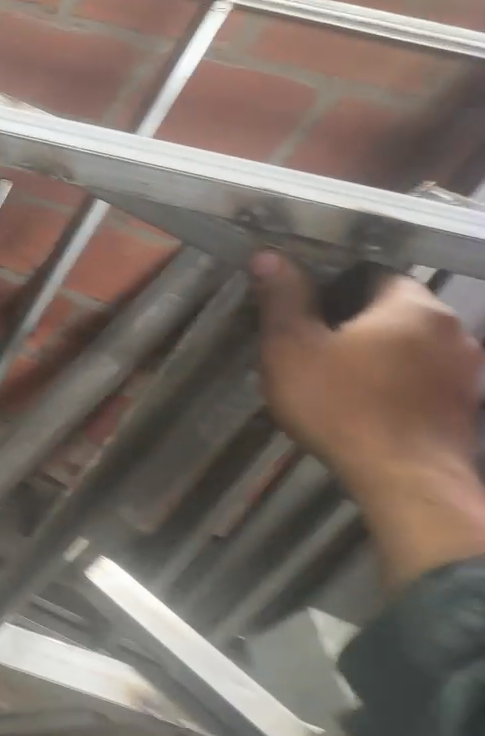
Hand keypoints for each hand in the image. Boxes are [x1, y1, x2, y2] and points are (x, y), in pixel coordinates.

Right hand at [254, 250, 484, 588]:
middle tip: (304, 337)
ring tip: (329, 371)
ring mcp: (468, 370)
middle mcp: (453, 331)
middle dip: (351, 317)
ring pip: (408, 343)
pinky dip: (392, 377)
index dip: (330, 281)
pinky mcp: (467, 404)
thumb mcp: (291, 346)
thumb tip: (270, 256)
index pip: (373, 272)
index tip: (296, 302)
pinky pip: (421, 374)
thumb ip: (284, 298)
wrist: (406, 479)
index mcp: (413, 308)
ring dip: (373, 349)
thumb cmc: (339, 403)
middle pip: (393, 308)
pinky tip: (362, 398)